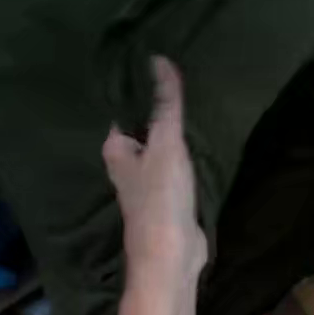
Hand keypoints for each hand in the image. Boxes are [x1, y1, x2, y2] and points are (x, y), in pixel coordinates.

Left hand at [104, 57, 207, 283]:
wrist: (172, 255)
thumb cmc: (161, 198)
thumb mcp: (166, 144)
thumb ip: (165, 104)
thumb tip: (158, 59)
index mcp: (115, 150)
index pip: (124, 109)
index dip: (141, 90)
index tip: (160, 65)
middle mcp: (126, 164)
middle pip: (143, 128)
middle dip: (158, 110)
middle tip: (184, 80)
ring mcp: (147, 182)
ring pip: (160, 147)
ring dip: (173, 133)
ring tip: (194, 103)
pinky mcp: (167, 197)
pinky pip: (175, 166)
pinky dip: (184, 155)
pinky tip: (198, 141)